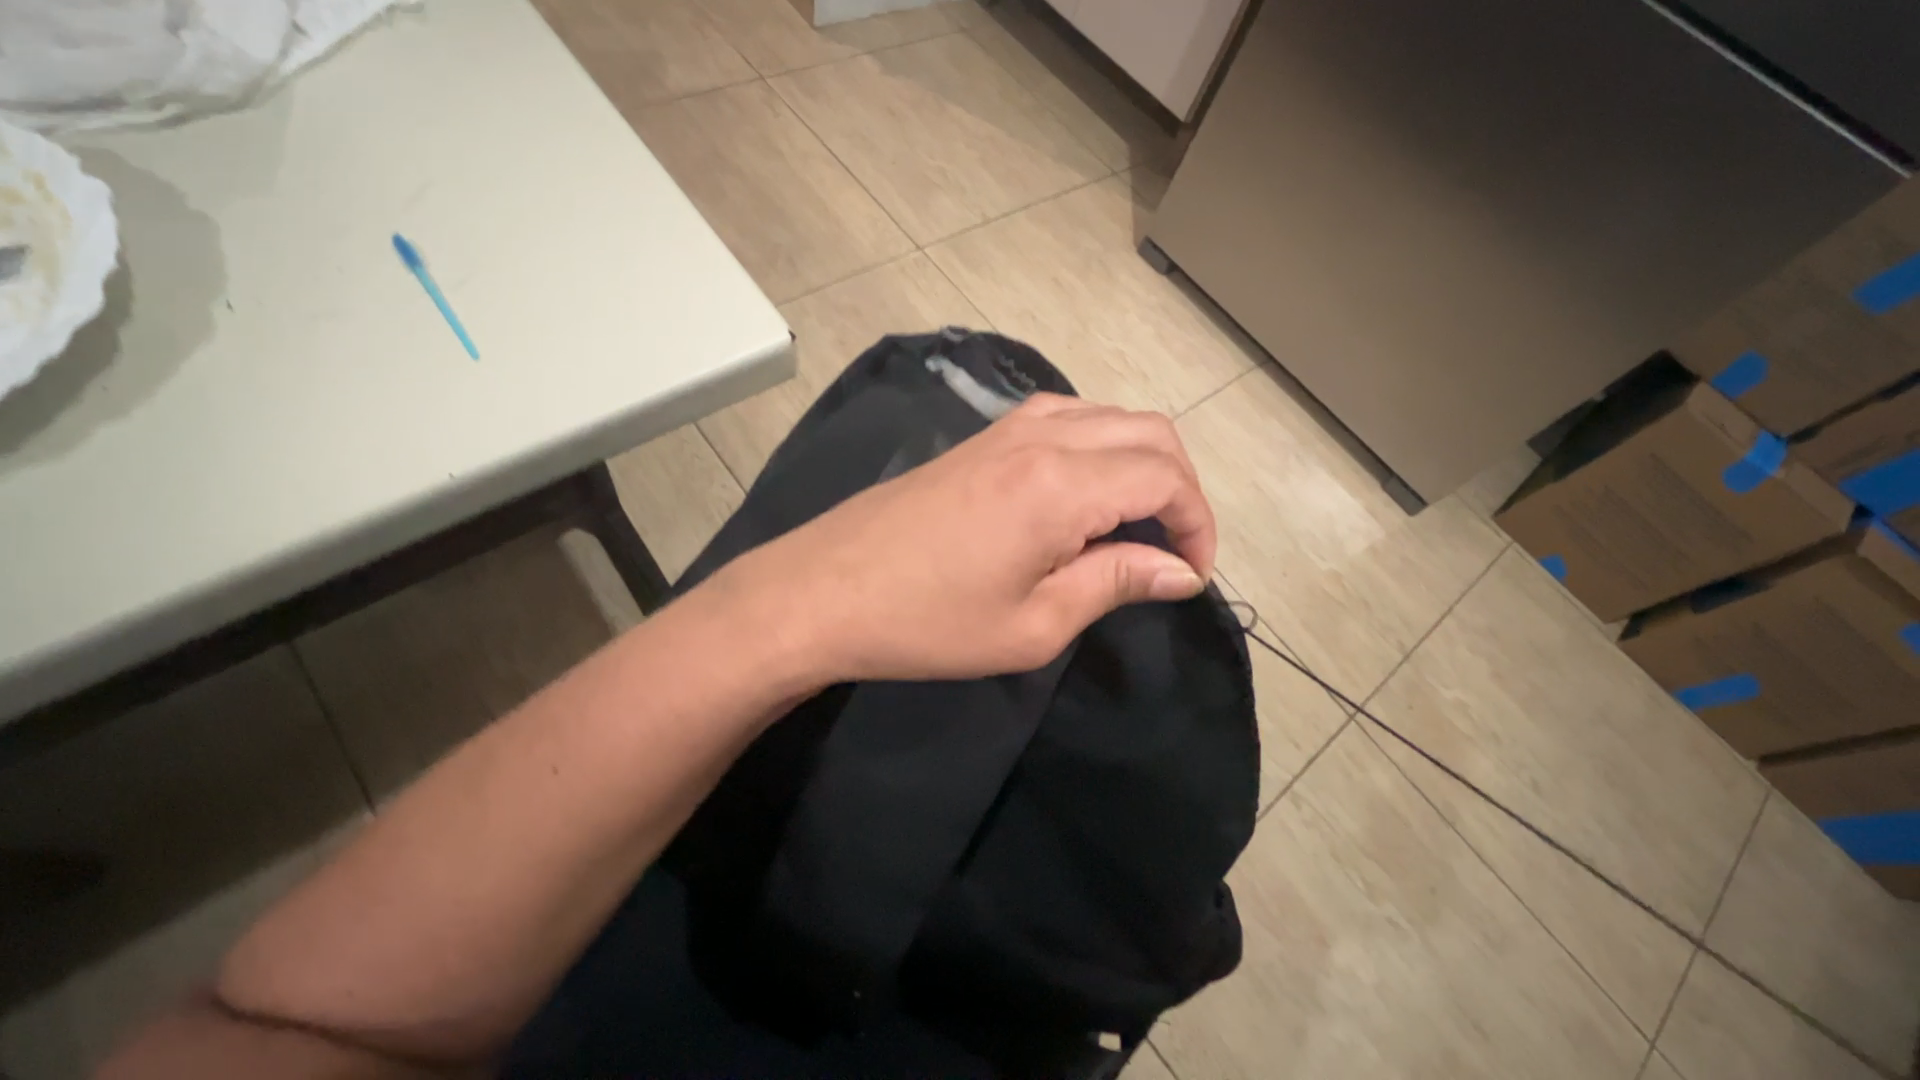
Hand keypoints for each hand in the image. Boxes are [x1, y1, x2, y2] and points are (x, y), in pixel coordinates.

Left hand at [705, 394, 1216, 683]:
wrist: (821, 591)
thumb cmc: (927, 623)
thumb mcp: (1033, 624)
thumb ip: (1114, 583)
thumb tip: (1179, 571)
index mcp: (1061, 484)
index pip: (1165, 477)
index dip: (1197, 524)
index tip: (1191, 575)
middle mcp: (1042, 437)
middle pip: (1148, 431)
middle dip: (1180, 487)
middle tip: (1173, 550)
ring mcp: (1006, 429)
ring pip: (1108, 416)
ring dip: (1140, 461)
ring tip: (1133, 526)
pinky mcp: (981, 438)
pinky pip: (1066, 418)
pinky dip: (1099, 446)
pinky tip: (1082, 497)